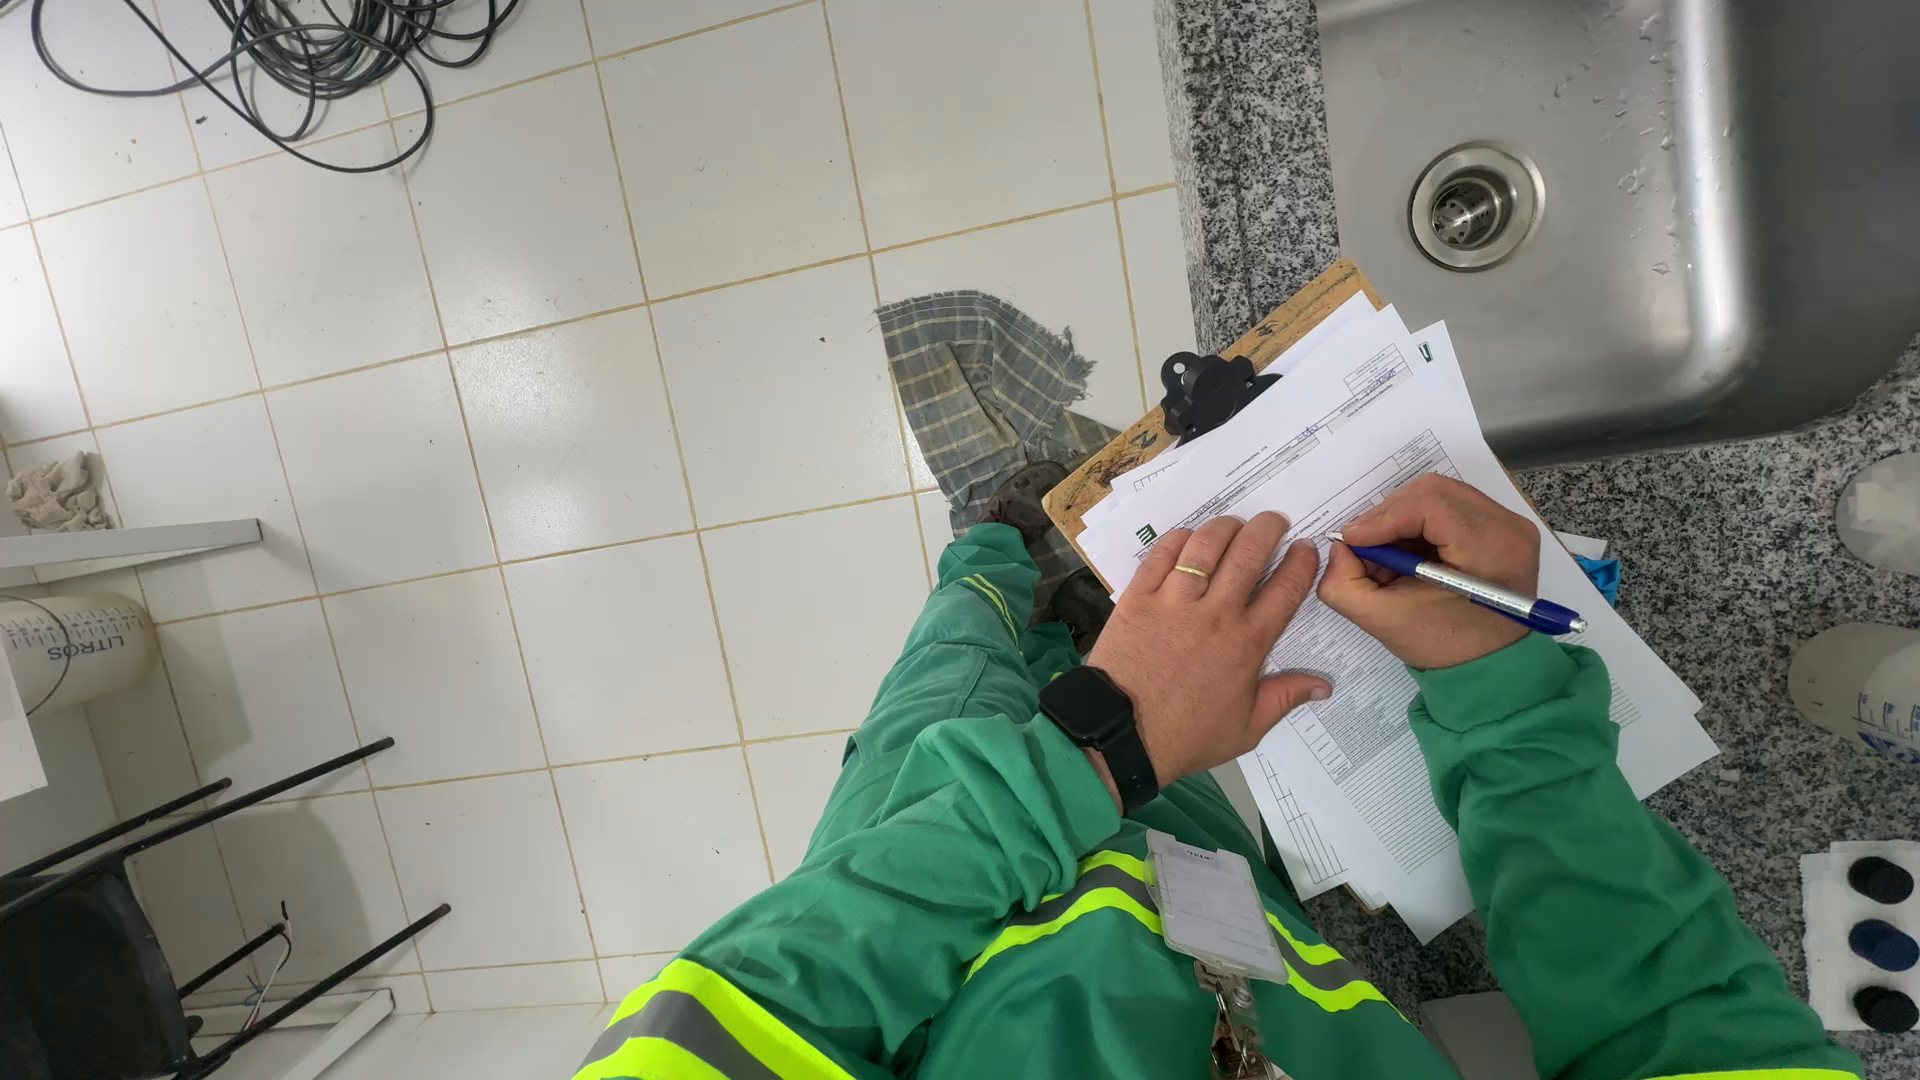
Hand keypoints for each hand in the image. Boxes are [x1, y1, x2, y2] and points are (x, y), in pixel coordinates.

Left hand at [1085, 512, 1329, 790]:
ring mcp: (1174, 602)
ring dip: (1225, 527)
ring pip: (1205, 546)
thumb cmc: (1185, 735)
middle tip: (1274, 521)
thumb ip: (1284, 698)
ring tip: (1233, 524)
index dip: (1302, 562)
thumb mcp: (1246, 728)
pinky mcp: (1137, 597)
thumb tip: (1323, 684)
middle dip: (1268, 529)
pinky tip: (1187, 537)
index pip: (1286, 589)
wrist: (1121, 732)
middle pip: (1249, 554)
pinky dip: (1177, 539)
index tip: (1306, 547)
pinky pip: (1160, 555)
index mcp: (1248, 643)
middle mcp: (1215, 614)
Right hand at [1316, 474, 1540, 669]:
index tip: (1352, 541)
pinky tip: (1405, 551)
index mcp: (1490, 550)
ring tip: (1385, 551)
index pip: (1429, 504)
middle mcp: (1507, 527)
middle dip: (1387, 515)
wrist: (1491, 661)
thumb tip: (1340, 547)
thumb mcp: (1380, 619)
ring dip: (1398, 517)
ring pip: (1435, 493)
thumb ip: (1343, 583)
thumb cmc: (1443, 644)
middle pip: (1431, 490)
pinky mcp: (1497, 526)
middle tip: (1364, 545)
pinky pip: (1445, 505)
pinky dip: (1413, 522)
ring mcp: (1506, 523)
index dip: (1382, 518)